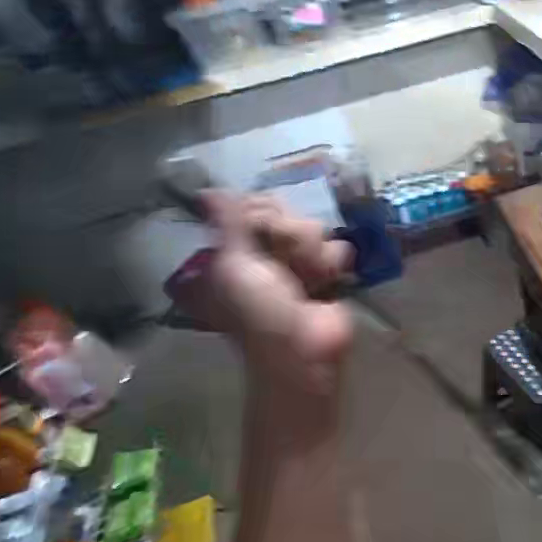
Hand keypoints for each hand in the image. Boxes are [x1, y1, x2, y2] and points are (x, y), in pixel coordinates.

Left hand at [184, 192, 353, 393]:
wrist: (302, 350)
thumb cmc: (259, 310)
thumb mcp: (233, 265)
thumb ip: (227, 223)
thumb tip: (205, 191)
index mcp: (236, 250)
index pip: (252, 205)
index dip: (261, 210)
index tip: (261, 225)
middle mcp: (266, 253)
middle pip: (284, 212)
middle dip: (287, 233)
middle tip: (284, 259)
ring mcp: (299, 263)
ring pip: (312, 227)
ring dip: (311, 251)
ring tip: (308, 276)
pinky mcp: (328, 273)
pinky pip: (336, 246)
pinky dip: (332, 263)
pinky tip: (327, 278)